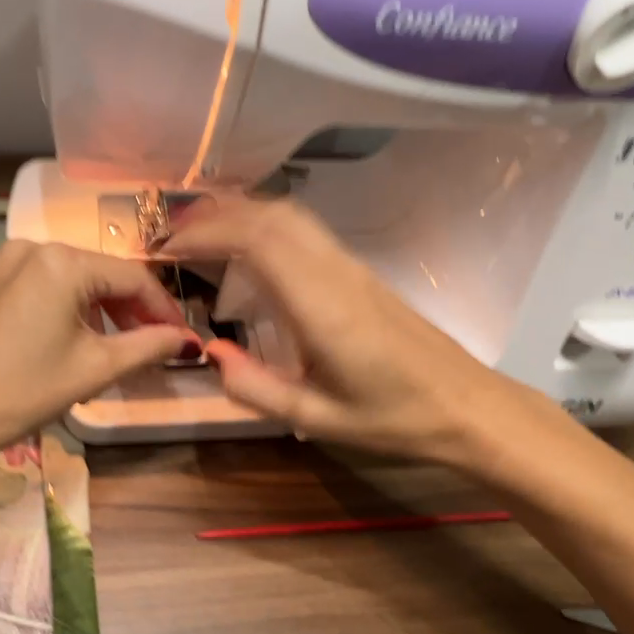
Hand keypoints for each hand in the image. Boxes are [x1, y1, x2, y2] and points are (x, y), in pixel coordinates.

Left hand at [0, 241, 196, 550]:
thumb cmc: (24, 391)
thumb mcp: (94, 369)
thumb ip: (148, 347)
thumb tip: (185, 340)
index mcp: (61, 261)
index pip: (132, 278)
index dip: (164, 309)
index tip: (182, 338)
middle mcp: (31, 248)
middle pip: (100, 275)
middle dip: (131, 310)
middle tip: (154, 345)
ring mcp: (1, 265)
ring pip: (70, 281)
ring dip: (100, 311)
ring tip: (118, 348)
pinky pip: (40, 288)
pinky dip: (66, 310)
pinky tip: (72, 342)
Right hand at [159, 197, 547, 467]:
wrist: (468, 407)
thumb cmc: (395, 419)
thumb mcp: (317, 420)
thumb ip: (257, 388)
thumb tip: (211, 354)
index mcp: (322, 306)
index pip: (257, 241)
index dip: (206, 232)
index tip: (166, 246)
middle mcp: (336, 273)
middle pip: (271, 215)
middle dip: (216, 215)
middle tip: (171, 237)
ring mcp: (352, 268)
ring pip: (290, 216)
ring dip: (241, 214)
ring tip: (199, 236)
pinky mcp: (360, 274)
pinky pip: (305, 232)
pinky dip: (264, 225)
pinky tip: (247, 251)